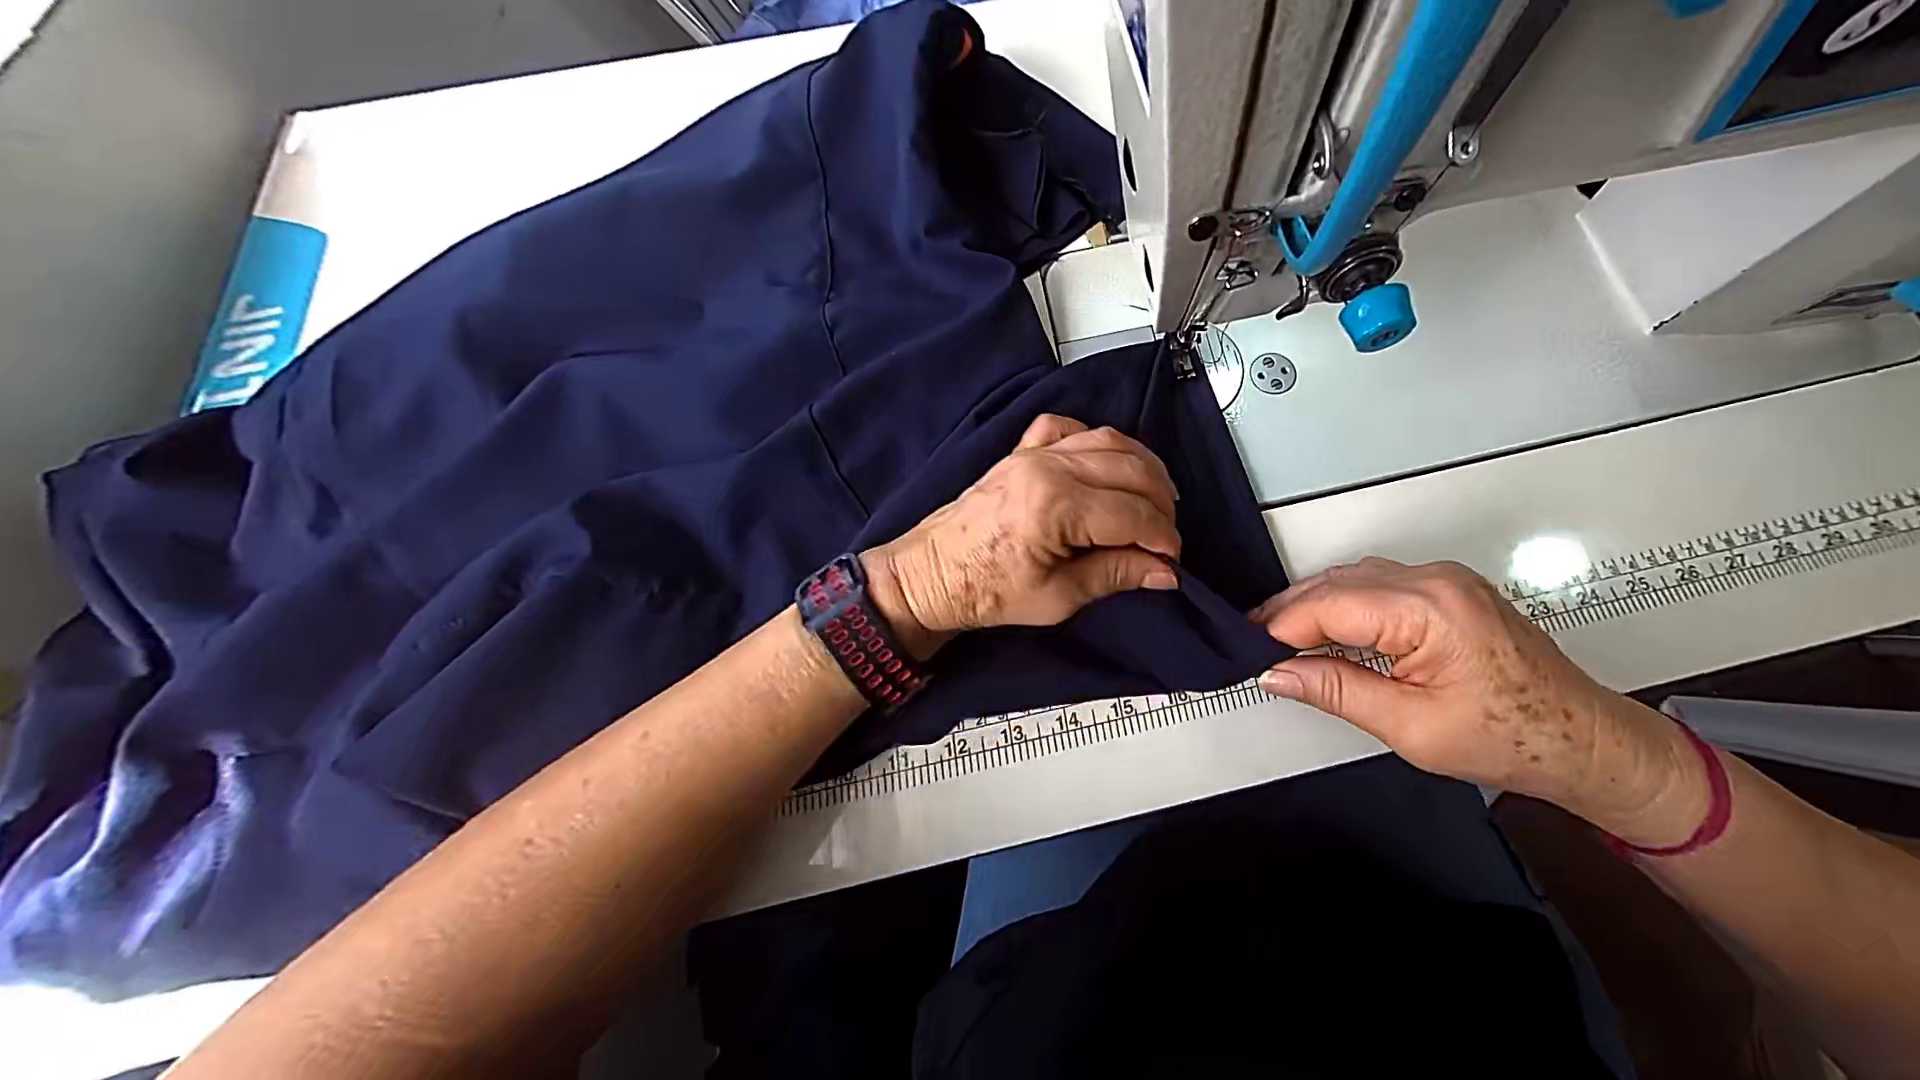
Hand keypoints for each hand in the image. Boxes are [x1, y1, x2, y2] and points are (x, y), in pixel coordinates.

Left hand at [863, 414, 1181, 655]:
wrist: (931, 574)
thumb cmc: (981, 591)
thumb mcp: (1057, 598)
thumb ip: (1114, 575)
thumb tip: (1162, 572)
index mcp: (1055, 506)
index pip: (1133, 513)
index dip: (1162, 537)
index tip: (1170, 559)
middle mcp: (1047, 468)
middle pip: (1132, 470)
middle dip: (1160, 504)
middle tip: (1165, 536)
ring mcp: (1032, 454)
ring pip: (1110, 441)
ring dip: (1141, 468)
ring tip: (1154, 500)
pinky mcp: (1020, 452)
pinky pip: (1067, 428)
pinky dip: (1095, 441)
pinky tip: (1106, 464)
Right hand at [1250, 558, 1710, 846]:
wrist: (1587, 742)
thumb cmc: (1520, 738)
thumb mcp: (1409, 726)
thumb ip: (1334, 690)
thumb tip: (1279, 673)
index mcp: (1431, 611)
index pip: (1325, 605)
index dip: (1279, 630)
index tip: (1254, 653)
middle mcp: (1437, 582)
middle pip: (1333, 585)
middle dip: (1289, 615)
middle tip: (1260, 649)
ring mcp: (1444, 580)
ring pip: (1349, 579)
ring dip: (1313, 608)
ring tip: (1286, 644)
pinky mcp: (1445, 588)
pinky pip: (1374, 583)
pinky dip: (1342, 604)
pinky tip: (1327, 630)